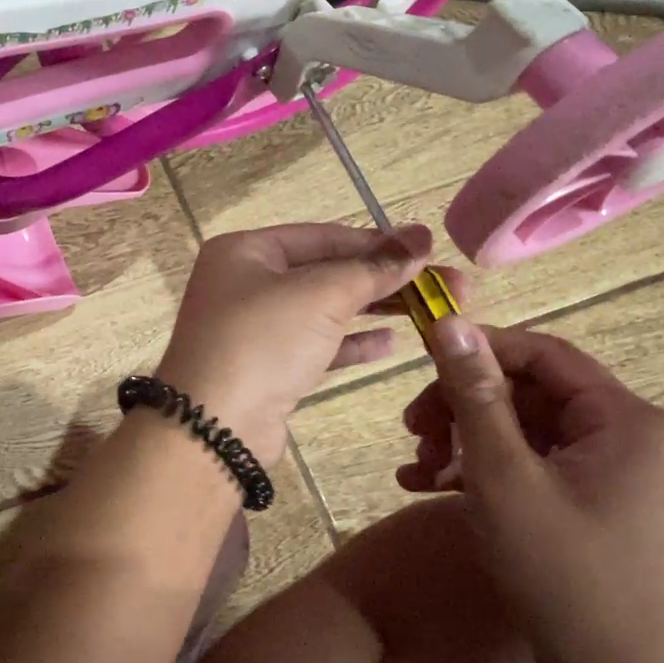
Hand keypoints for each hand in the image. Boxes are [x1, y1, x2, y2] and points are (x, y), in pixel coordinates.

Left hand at [156, 222, 459, 466]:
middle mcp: (244, 282)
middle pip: (324, 271)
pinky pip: (316, 344)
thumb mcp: (320, 295)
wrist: (214, 426)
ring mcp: (253, 326)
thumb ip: (372, 267)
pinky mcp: (266, 367)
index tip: (430, 249)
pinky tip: (391, 343)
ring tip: (433, 311)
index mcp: (245, 251)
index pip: (321, 236)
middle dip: (384, 278)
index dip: (377, 242)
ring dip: (374, 308)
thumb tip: (420, 236)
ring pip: (323, 309)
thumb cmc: (262, 341)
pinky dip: (350, 342)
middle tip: (449, 285)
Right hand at [400, 320, 663, 662]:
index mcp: (633, 424)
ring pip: (536, 437)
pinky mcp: (619, 518)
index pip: (545, 355)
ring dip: (471, 444)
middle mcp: (644, 444)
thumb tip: (450, 320)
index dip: (478, 351)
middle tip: (412, 434)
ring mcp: (635, 485)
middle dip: (465, 409)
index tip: (419, 368)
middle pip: (537, 397)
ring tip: (417, 471)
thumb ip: (475, 394)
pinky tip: (441, 492)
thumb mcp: (503, 477)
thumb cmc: (566, 576)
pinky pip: (549, 473)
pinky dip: (496, 475)